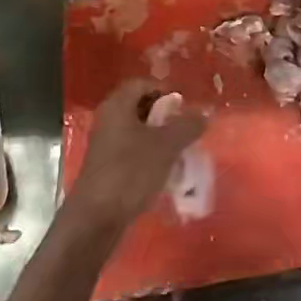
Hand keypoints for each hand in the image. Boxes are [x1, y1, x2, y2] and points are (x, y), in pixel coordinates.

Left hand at [67, 79, 205, 231]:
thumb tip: (203, 113)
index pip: (141, 84)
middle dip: (163, 115)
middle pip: (138, 106)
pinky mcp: (106, 165)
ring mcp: (105, 143)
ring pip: (136, 130)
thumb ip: (186, 127)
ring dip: (158, 137)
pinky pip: (131, 150)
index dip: (163, 90)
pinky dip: (148, 154)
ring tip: (178, 151)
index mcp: (117, 105)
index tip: (183, 107)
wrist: (97, 216)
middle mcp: (108, 119)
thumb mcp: (165, 147)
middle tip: (184, 129)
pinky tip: (163, 171)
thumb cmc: (130, 172)